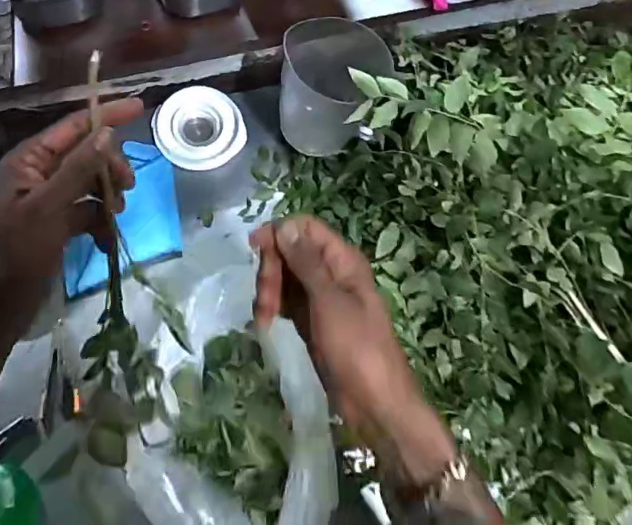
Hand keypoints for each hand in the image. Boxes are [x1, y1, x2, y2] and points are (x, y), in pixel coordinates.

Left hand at [0, 98, 143, 343]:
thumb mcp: (48, 209)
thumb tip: (108, 132)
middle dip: (110, 166)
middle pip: (87, 153)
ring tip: (115, 217)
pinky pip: (88, 210)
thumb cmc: (13, 255)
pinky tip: (107, 242)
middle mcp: (39, 173)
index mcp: (29, 160)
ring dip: (108, 195)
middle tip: (128, 186)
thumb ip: (78, 169)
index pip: (74, 125)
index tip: (140, 106)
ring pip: (91, 182)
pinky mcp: (56, 224)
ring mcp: (48, 200)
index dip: (107, 114)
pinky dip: (100, 222)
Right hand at [250, 215, 456, 486]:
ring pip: (284, 275)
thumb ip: (305, 262)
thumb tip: (283, 225)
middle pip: (289, 250)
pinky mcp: (311, 319)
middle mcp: (330, 271)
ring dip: (269, 291)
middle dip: (271, 270)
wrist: (376, 405)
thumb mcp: (329, 301)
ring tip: (264, 320)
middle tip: (265, 303)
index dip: (279, 232)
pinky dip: (273, 306)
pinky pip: (285, 299)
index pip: (304, 226)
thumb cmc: (357, 348)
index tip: (255, 249)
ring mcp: (319, 296)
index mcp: (341, 259)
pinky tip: (265, 323)